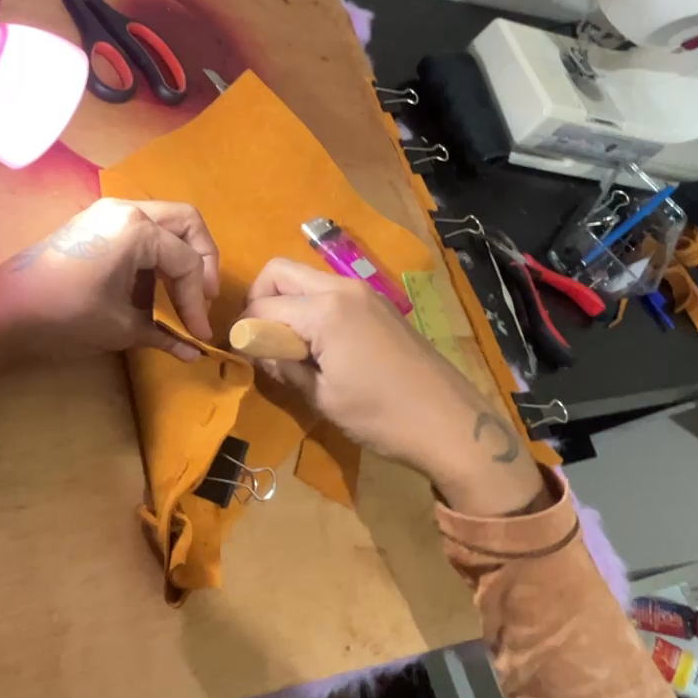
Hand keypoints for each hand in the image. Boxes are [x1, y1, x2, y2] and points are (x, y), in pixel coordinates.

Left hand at [0, 199, 220, 379]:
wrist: (3, 312)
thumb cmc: (65, 317)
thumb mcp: (120, 328)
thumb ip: (164, 334)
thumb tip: (195, 354)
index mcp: (138, 229)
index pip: (187, 261)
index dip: (198, 301)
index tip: (200, 334)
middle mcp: (126, 210)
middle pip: (185, 223)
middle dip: (201, 260)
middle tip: (202, 297)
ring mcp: (105, 213)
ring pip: (161, 224)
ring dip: (175, 258)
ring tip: (175, 300)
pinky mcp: (90, 225)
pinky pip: (136, 231)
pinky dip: (151, 257)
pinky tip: (146, 293)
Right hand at [239, 258, 545, 516]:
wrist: (452, 425)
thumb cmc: (382, 417)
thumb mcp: (321, 398)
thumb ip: (282, 366)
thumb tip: (254, 350)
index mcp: (325, 310)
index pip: (262, 307)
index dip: (245, 331)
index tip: (246, 357)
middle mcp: (342, 288)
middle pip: (279, 272)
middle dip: (260, 302)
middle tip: (264, 341)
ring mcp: (364, 292)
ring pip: (304, 278)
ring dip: (287, 303)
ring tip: (291, 347)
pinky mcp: (377, 304)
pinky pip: (328, 292)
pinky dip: (311, 308)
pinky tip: (319, 346)